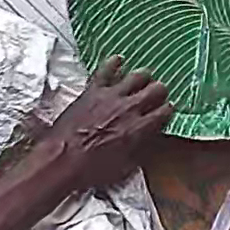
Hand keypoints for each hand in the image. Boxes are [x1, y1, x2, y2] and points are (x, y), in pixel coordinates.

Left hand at [34, 56, 172, 191]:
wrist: (62, 158)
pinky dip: (114, 63)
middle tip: (156, 93)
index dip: (167, 110)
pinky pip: (106, 69)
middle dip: (160, 91)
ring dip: (143, 77)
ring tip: (144, 77)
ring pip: (137, 76)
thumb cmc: (92, 169)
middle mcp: (130, 108)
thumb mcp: (125, 167)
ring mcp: (111, 96)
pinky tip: (119, 60)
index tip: (166, 110)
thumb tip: (149, 141)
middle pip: (156, 89)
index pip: (164, 111)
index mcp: (139, 129)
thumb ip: (140, 150)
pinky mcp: (93, 89)